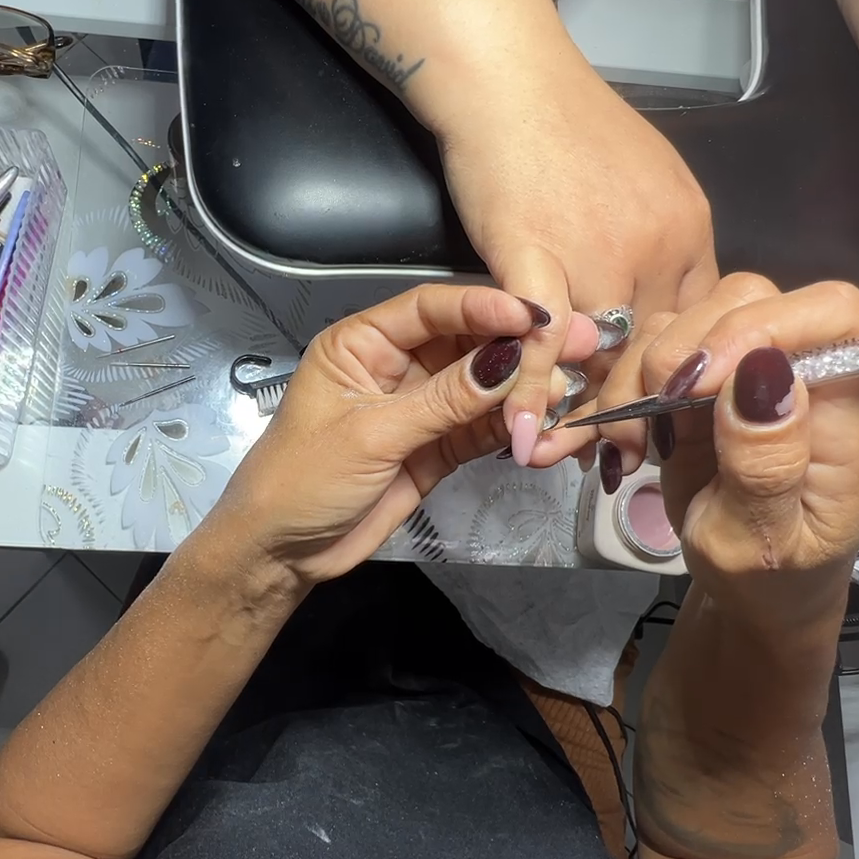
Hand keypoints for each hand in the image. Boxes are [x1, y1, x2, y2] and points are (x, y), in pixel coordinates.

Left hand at [201, 284, 596, 586]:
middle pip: (464, 342)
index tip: (532, 315)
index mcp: (361, 344)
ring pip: (479, 384)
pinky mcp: (435, 446)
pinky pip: (480, 426)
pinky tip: (546, 419)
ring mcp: (418, 407)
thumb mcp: (370, 434)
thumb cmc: (303, 480)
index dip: (481, 306)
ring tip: (573, 381)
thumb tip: (508, 360)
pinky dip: (511, 424)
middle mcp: (393, 365)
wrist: (283, 552)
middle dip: (515, 344)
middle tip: (575, 340)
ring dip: (522, 385)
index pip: (428, 309)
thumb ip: (442, 400)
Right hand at [432, 65, 717, 467]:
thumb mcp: (635, 178)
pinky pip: (543, 340)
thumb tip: (642, 294)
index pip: (699, 324)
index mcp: (688, 229)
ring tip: (574, 459)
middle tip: (624, 459)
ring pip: (605, 356)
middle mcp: (659, 246)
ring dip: (589, 416)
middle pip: (659, 350)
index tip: (665, 414)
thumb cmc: (564, 124)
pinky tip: (524, 433)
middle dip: (641, 412)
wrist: (507, 77)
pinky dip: (534, 393)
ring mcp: (600, 251)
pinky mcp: (534, 254)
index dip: (682, 377)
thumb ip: (649, 241)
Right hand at [539, 274, 858, 613]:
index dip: (755, 327)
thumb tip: (761, 373)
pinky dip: (620, 390)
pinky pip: (647, 353)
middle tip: (650, 416)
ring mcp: (743, 376)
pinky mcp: (696, 386)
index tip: (691, 384)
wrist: (750, 591)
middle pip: (743, 299)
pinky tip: (622, 439)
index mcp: (845, 408)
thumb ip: (767, 464)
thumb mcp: (766, 541)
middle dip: (678, 351)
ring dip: (637, 376)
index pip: (829, 313)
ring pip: (683, 320)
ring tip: (630, 444)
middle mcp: (799, 375)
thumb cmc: (774, 578)